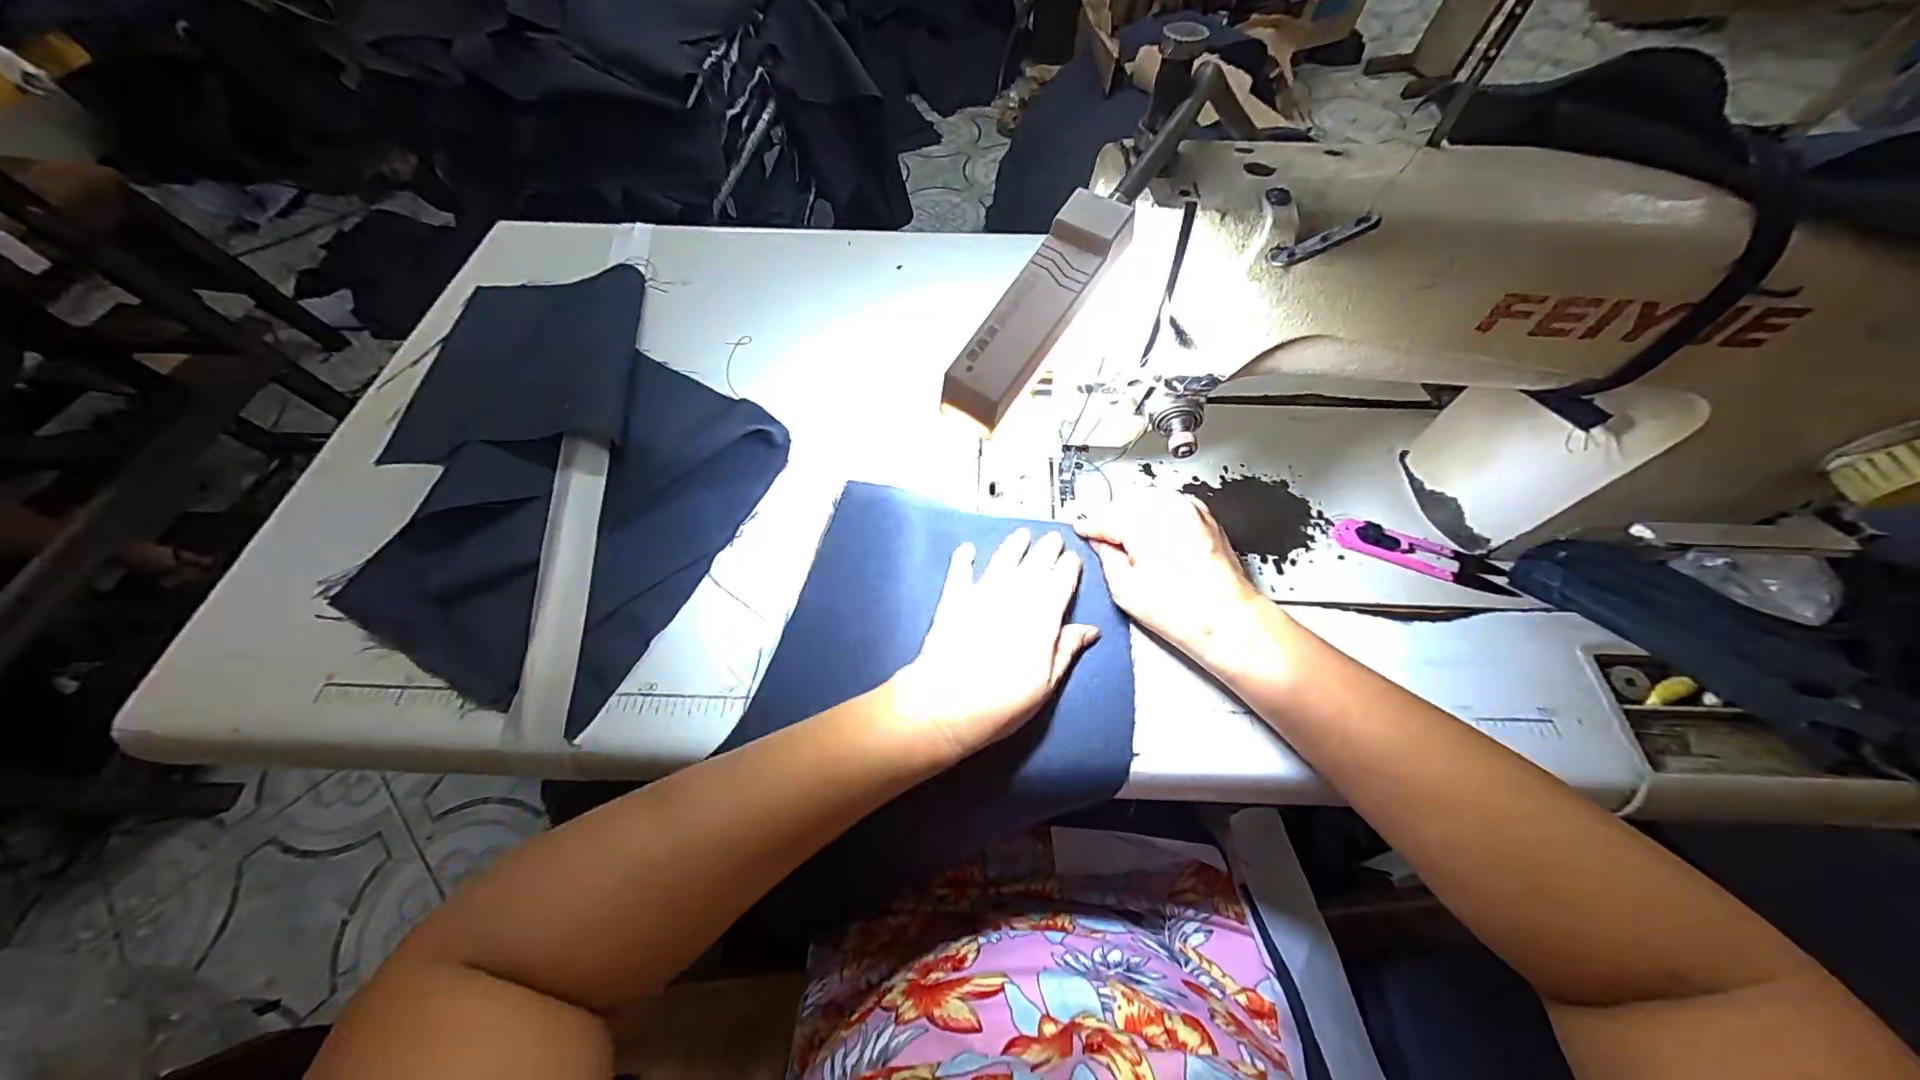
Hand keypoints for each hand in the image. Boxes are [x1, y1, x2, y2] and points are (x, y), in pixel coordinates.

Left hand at [890, 528, 1100, 762]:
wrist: (944, 704)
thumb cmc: (1000, 703)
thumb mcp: (1045, 684)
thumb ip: (1066, 651)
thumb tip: (1089, 630)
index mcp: (1041, 618)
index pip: (1061, 582)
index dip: (1068, 567)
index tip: (1073, 558)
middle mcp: (1013, 599)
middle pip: (1034, 565)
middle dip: (1046, 549)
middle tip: (1053, 538)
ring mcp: (981, 596)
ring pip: (1001, 561)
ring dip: (1013, 546)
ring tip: (1022, 535)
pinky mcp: (952, 601)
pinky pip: (959, 573)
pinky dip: (964, 559)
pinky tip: (967, 549)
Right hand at [1074, 493, 1277, 672]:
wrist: (1226, 618)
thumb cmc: (1184, 609)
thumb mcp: (1124, 588)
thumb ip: (1105, 557)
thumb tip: (1100, 544)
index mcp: (1142, 521)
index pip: (1103, 516)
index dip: (1088, 526)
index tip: (1082, 529)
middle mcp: (1168, 507)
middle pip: (1125, 501)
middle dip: (1113, 518)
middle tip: (1104, 539)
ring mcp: (1189, 508)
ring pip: (1148, 498)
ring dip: (1134, 514)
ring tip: (1130, 541)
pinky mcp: (1204, 516)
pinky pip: (1170, 505)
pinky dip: (1158, 515)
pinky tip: (1155, 538)